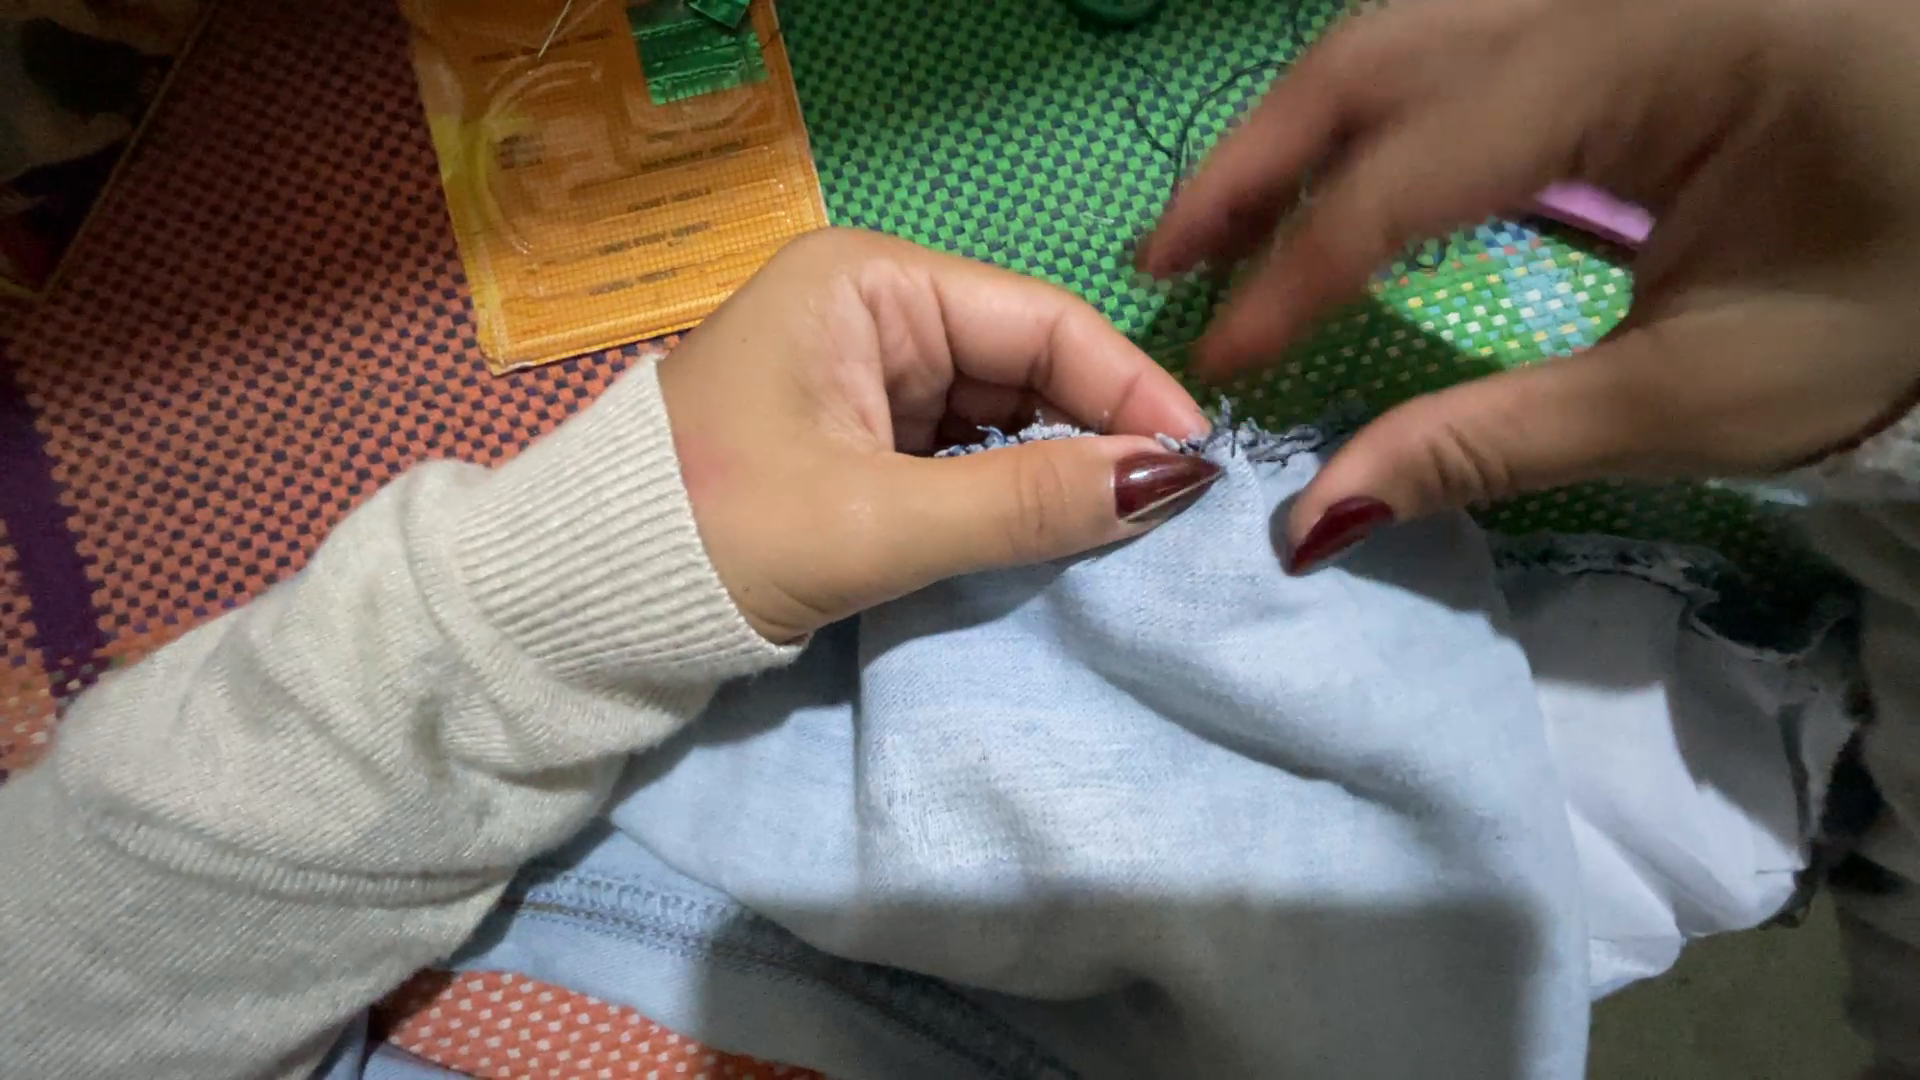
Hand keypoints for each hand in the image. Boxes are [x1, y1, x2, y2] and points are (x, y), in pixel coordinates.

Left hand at [657, 229, 1214, 641]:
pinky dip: (1011, 490)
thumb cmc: (718, 534)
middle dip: (1097, 431)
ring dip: (1059, 466)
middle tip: (1169, 502)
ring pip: (1002, 415)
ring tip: (1125, 519)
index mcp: (869, 287)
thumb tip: (1165, 484)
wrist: (595, 603)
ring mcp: (872, 379)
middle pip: (1025, 366)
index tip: (1197, 456)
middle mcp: (876, 316)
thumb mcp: (876, 520)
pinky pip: (966, 454)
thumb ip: (1022, 502)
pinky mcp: (867, 438)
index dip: (1127, 387)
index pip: (1036, 323)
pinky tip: (1055, 523)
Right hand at [1139, 0, 1919, 569]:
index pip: (1412, 169)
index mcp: (1677, 43)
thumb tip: (1314, 522)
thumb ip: (1484, 447)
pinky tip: (1308, 188)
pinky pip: (1442, 52)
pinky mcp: (1612, 14)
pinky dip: (1352, 128)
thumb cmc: (1914, 310)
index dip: (1294, 274)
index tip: (1216, 362)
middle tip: (1160, 263)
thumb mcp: (1696, 396)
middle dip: (1247, 167)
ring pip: (1392, 36)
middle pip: (1372, 52)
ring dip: (1283, 140)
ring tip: (1209, 232)